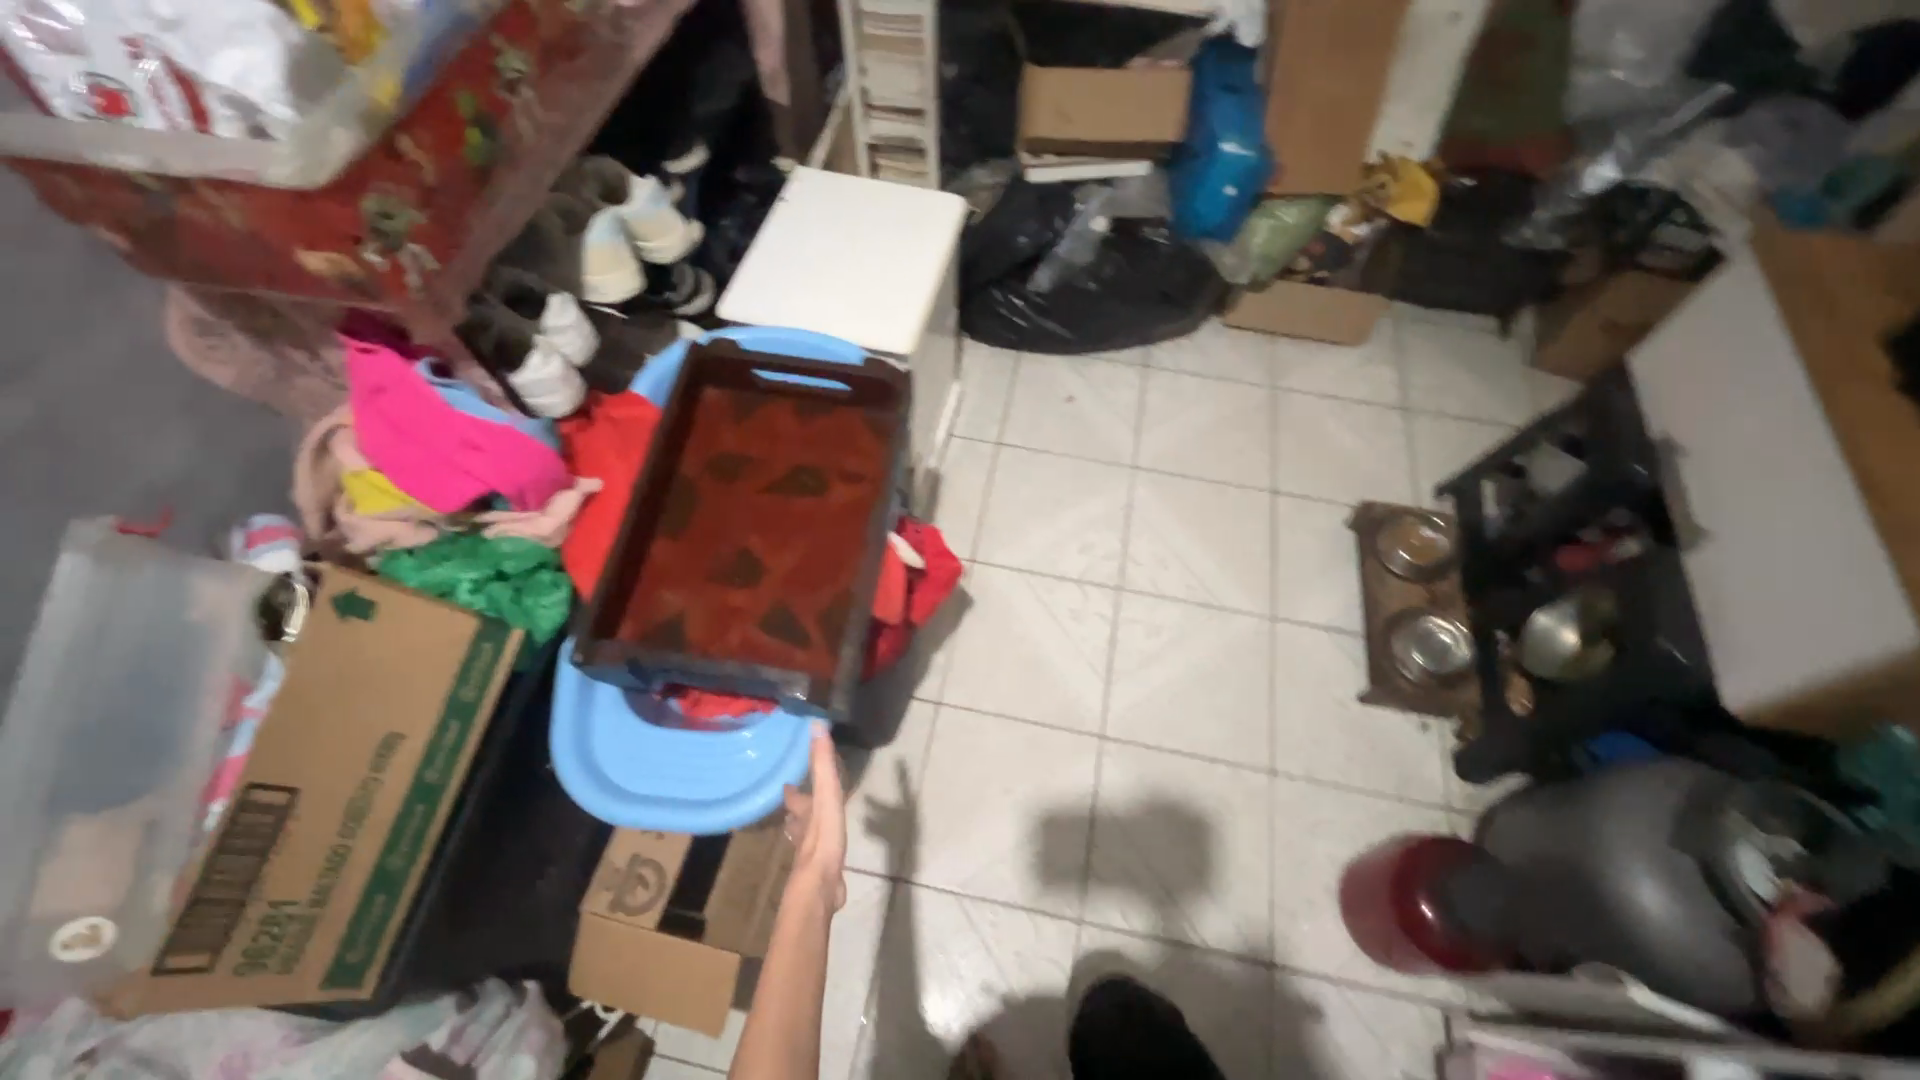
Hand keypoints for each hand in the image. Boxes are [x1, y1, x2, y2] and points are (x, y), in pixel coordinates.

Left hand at [783, 724, 847, 910]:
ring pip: (804, 837)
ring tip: (807, 824)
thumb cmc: (823, 837)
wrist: (821, 885)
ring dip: (804, 829)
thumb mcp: (826, 794)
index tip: (787, 781)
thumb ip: (822, 763)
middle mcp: (801, 832)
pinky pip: (819, 856)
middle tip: (796, 800)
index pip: (792, 797)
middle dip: (796, 809)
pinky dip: (820, 851)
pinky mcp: (822, 872)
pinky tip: (827, 855)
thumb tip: (815, 725)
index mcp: (802, 813)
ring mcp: (809, 854)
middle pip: (796, 817)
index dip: (790, 790)